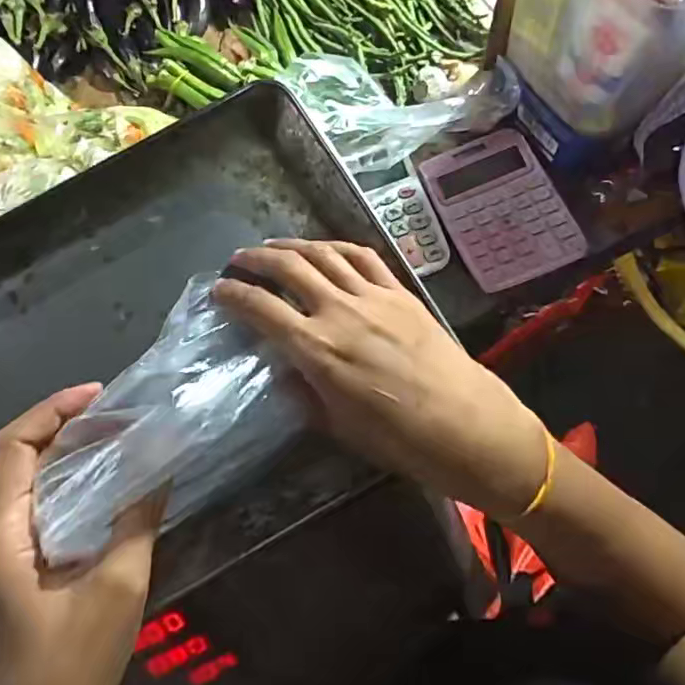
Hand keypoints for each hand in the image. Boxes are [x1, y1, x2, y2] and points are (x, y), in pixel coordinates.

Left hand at [0, 384, 166, 684]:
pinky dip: (71, 486)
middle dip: (65, 427)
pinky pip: (41, 512)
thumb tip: (162, 464)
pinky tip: (108, 486)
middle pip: (18, 461)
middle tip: (118, 413)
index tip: (99, 394)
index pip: (12, 449)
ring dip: (69, 456)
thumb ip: (138, 521)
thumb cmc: (74, 665)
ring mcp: (3, 560)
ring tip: (118, 437)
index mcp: (1, 538)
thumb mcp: (118, 588)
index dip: (52, 411)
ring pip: (29, 486)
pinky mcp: (20, 576)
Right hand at [214, 240, 548, 517]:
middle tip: (239, 260)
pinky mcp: (400, 292)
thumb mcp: (338, 425)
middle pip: (288, 268)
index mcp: (317, 349)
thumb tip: (286, 370)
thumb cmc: (398, 438)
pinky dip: (338, 247)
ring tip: (273, 247)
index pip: (261, 309)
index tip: (219, 290)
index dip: (234, 295)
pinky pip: (364, 257)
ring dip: (293, 245)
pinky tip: (326, 249)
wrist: (464, 423)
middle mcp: (339, 312)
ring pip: (324, 254)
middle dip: (256, 259)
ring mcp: (373, 296)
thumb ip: (305, 392)